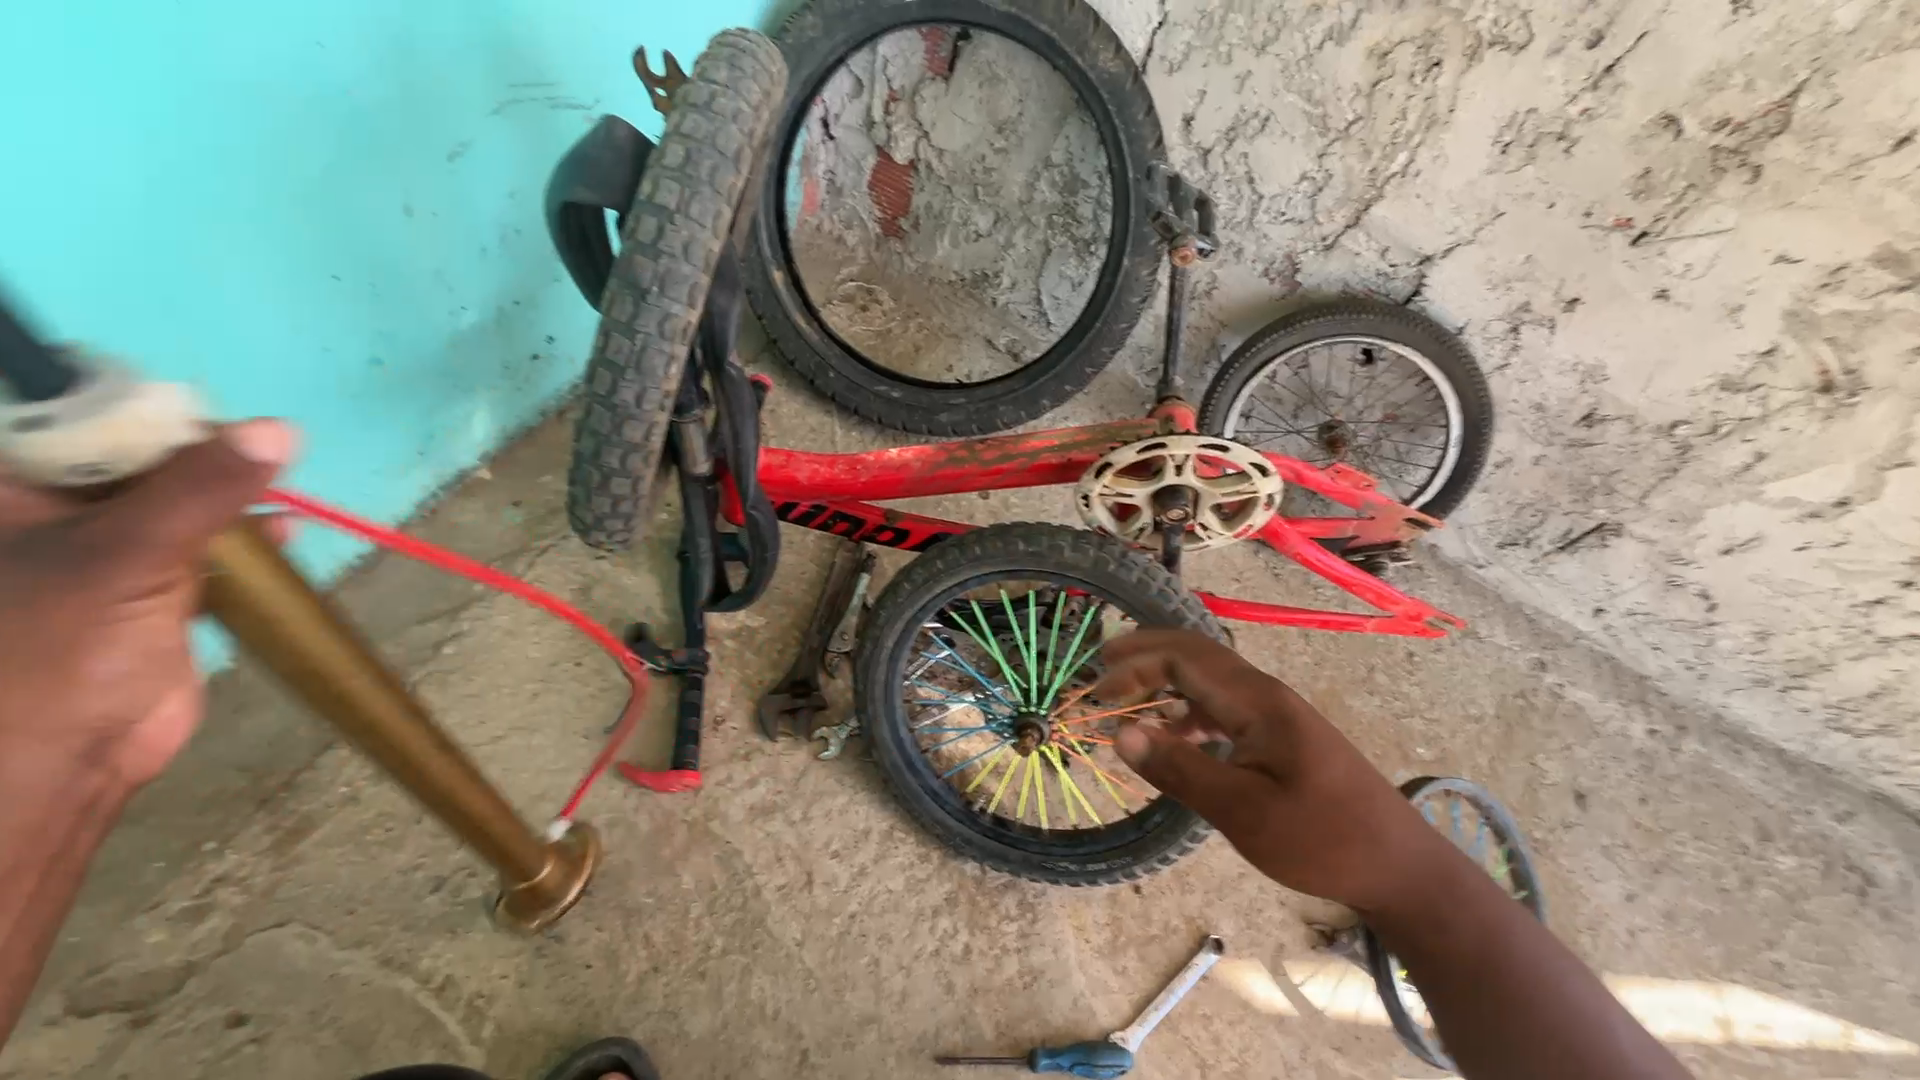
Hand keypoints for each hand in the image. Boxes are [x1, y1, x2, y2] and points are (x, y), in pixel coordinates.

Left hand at [0, 421, 292, 787]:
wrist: (65, 754)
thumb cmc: (57, 645)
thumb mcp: (128, 553)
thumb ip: (201, 489)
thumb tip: (279, 430)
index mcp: (13, 491)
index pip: (75, 419)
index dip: (143, 410)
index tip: (211, 419)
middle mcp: (53, 513)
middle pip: (136, 456)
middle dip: (200, 453)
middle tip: (258, 450)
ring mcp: (106, 553)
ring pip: (178, 501)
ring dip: (230, 495)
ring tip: (275, 487)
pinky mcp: (153, 590)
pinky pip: (206, 545)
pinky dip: (248, 537)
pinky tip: (285, 530)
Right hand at [1094, 630, 1448, 913]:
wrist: (1400, 867)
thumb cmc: (1322, 840)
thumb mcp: (1242, 812)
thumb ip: (1180, 769)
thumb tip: (1121, 733)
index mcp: (1257, 701)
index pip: (1183, 658)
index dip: (1135, 667)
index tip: (1097, 695)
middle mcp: (1266, 695)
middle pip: (1196, 655)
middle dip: (1145, 653)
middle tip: (1101, 663)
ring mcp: (1276, 715)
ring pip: (1209, 679)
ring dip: (1165, 680)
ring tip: (1126, 695)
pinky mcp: (1282, 738)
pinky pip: (1223, 707)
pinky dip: (1187, 710)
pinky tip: (1173, 734)